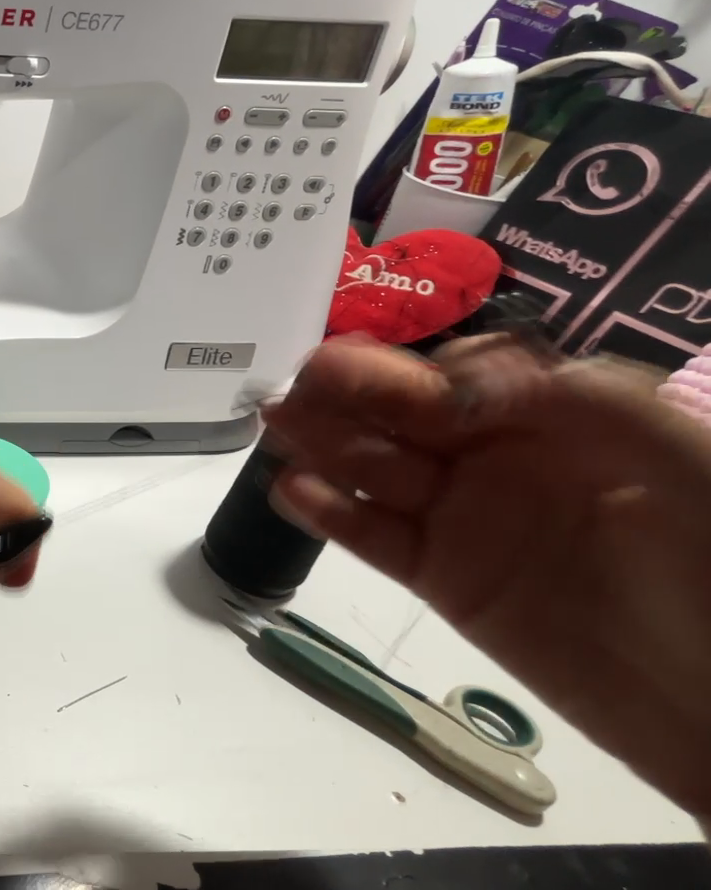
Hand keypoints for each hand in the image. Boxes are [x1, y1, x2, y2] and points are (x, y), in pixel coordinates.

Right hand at [261, 334, 710, 819]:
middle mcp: (496, 460)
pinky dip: (326, 512)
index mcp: (555, 421)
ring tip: (275, 426)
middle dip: (344, 397)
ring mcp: (461, 518)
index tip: (361, 370)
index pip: (456, 377)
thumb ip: (577, 399)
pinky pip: (369, 534)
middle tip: (293, 387)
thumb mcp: (676, 455)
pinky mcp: (436, 575)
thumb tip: (452, 388)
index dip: (406, 369)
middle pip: (399, 417)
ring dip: (320, 444)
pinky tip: (292, 491)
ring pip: (372, 468)